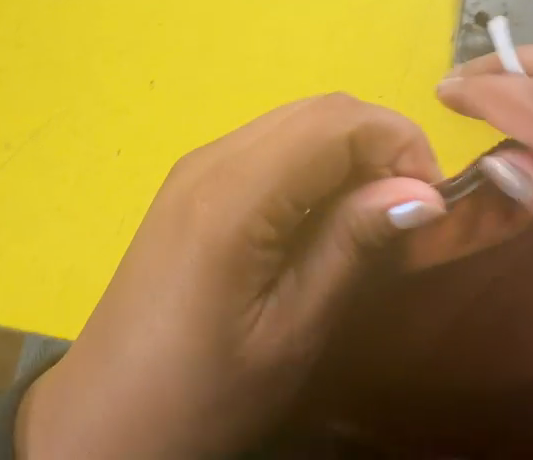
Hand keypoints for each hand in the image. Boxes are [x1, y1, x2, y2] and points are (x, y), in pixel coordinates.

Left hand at [17, 95, 446, 458]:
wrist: (101, 422)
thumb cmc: (201, 393)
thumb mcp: (290, 332)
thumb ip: (351, 246)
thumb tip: (424, 193)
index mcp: (233, 194)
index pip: (338, 123)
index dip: (400, 144)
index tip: (431, 202)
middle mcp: (213, 157)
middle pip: (321, 110)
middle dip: (381, 142)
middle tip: (411, 208)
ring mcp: (199, 164)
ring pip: (299, 120)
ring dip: (351, 149)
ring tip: (376, 213)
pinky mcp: (195, 180)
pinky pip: (273, 143)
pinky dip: (318, 160)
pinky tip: (327, 212)